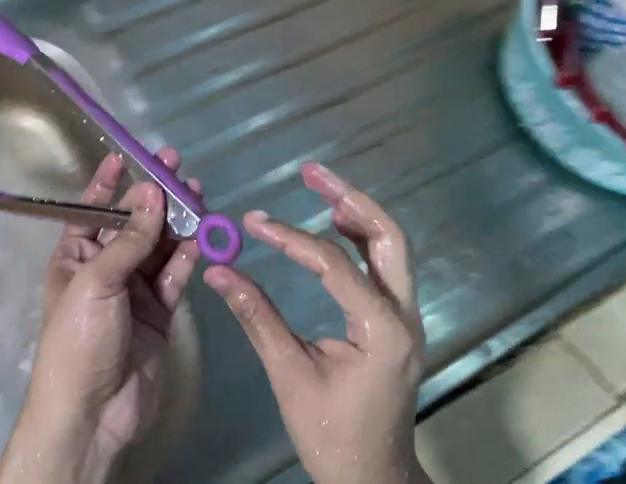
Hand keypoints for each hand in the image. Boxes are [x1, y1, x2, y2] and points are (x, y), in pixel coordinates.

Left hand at [0, 150, 200, 483]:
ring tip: (198, 194)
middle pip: (133, 224)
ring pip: (159, 247)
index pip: (93, 210)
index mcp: (75, 256)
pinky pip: (175, 276)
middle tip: (176, 166)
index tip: (125, 155)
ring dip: (177, 222)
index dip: (108, 183)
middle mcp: (104, 267)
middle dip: (153, 197)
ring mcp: (134, 290)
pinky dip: (188, 256)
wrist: (93, 412)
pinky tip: (203, 235)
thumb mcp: (96, 282)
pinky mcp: (159, 312)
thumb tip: (152, 193)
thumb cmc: (78, 338)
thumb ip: (130, 240)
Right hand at [203, 163, 430, 483]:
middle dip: (349, 198)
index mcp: (380, 330)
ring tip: (321, 186)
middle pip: (387, 237)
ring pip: (392, 246)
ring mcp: (407, 317)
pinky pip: (385, 265)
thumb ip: (257, 317)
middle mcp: (403, 314)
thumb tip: (218, 271)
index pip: (333, 264)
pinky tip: (335, 225)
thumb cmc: (331, 433)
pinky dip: (361, 237)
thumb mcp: (289, 375)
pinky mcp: (398, 322)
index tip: (253, 223)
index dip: (290, 238)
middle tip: (311, 171)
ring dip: (358, 212)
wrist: (373, 477)